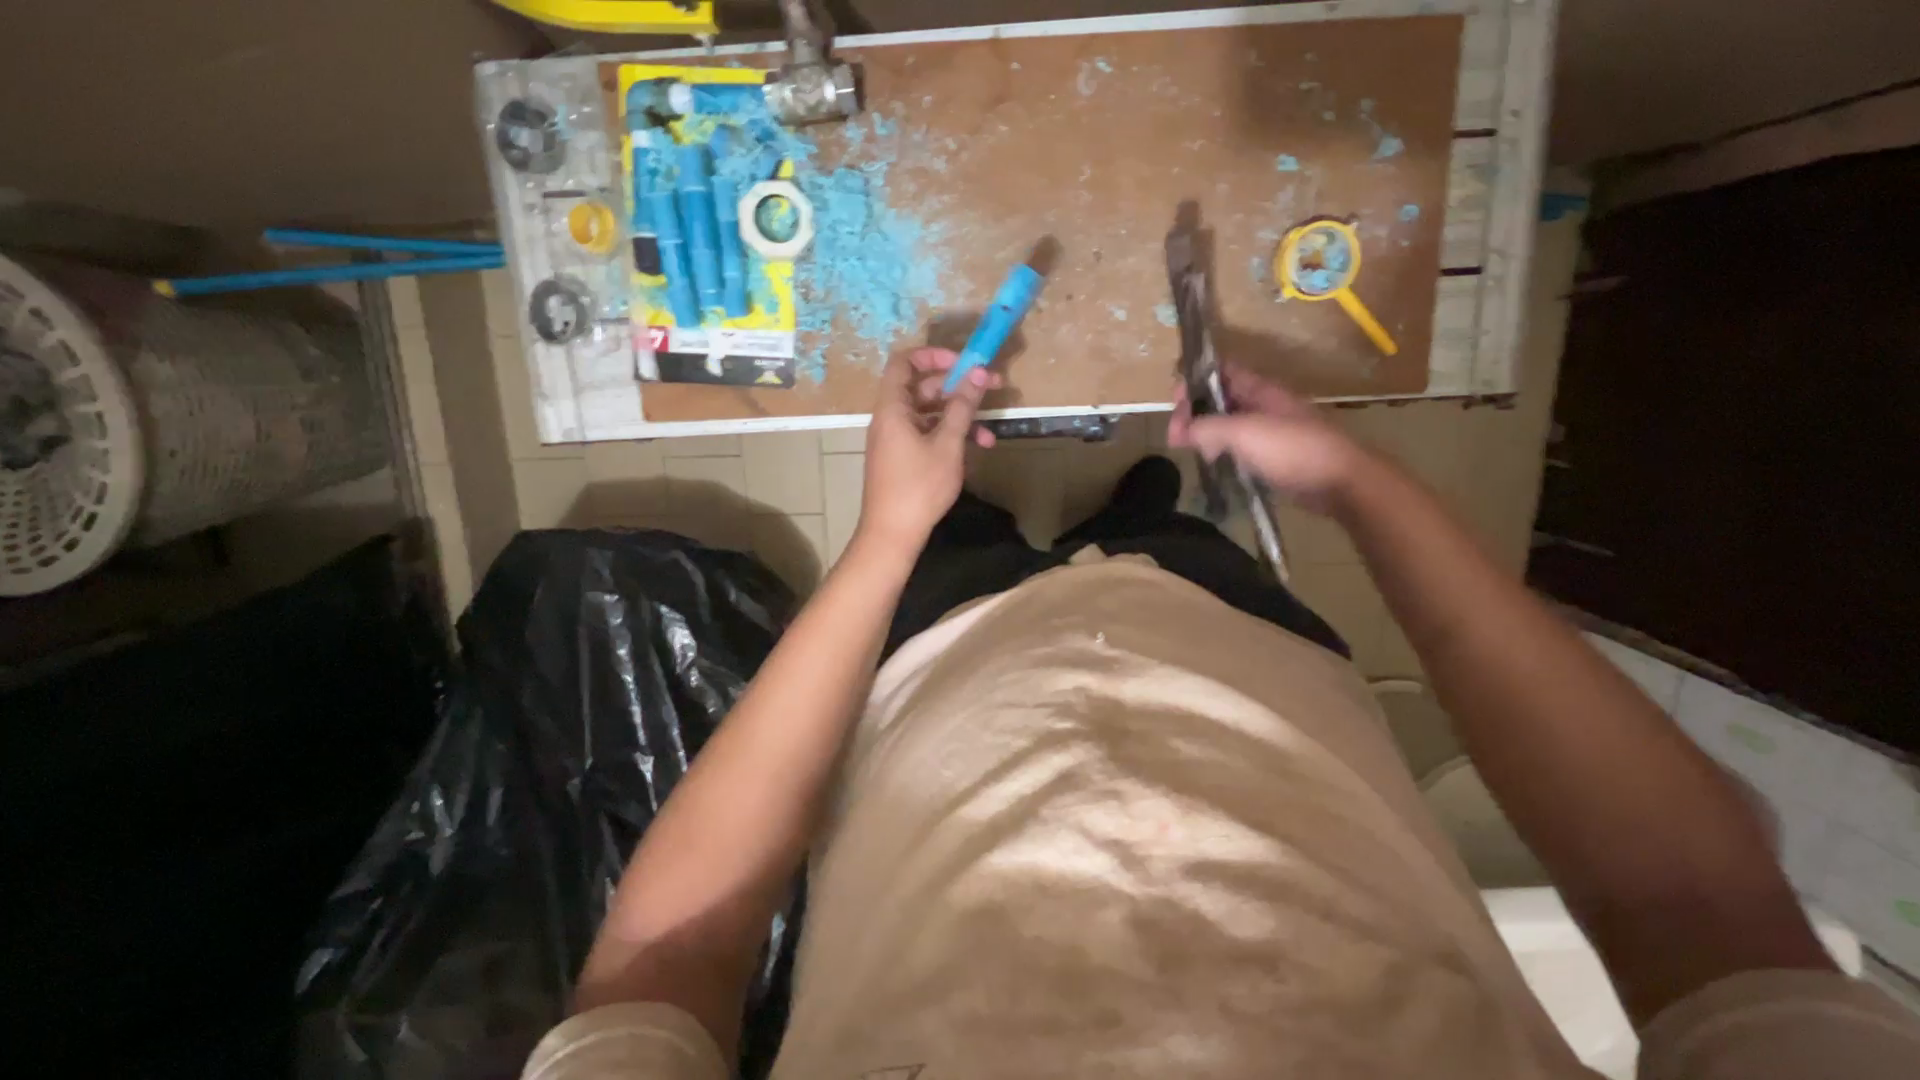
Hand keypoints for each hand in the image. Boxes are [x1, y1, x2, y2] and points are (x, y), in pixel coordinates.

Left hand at [855, 348, 999, 554]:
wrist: (892, 534)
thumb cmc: (918, 486)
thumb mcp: (947, 444)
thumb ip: (963, 407)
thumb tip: (978, 373)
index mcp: (893, 408)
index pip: (904, 362)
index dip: (933, 355)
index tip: (964, 363)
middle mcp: (890, 418)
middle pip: (923, 387)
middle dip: (958, 387)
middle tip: (993, 388)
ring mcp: (895, 439)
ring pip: (930, 414)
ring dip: (960, 417)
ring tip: (990, 433)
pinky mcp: (903, 458)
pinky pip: (927, 435)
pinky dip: (950, 437)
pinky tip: (977, 450)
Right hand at [1167, 364, 1374, 513]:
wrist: (1341, 481)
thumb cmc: (1294, 449)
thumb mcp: (1244, 432)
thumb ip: (1208, 427)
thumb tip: (1180, 429)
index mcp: (1260, 390)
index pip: (1221, 371)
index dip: (1195, 378)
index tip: (1174, 399)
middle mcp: (1265, 405)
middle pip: (1221, 399)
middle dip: (1195, 412)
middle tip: (1176, 436)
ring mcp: (1271, 431)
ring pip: (1229, 424)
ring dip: (1207, 434)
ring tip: (1193, 452)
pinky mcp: (1275, 456)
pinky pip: (1241, 447)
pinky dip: (1223, 452)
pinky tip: (1214, 464)